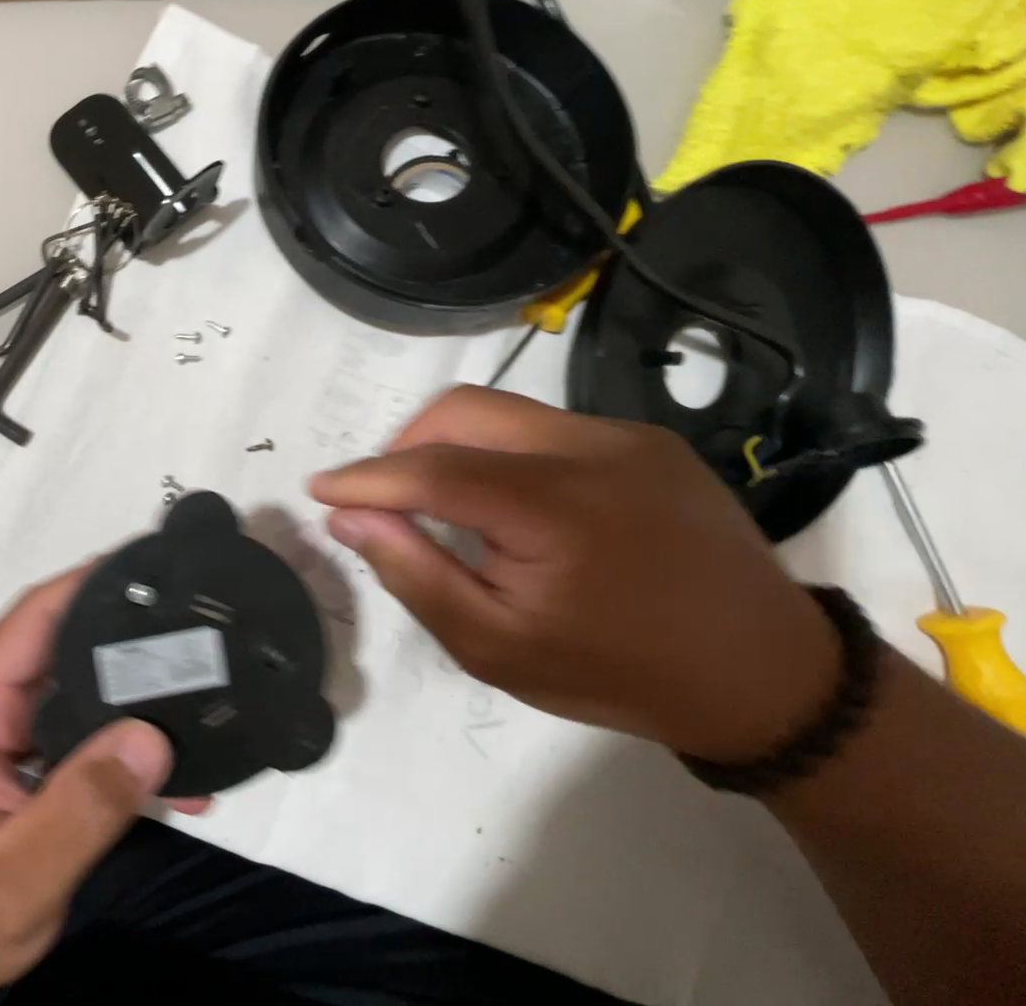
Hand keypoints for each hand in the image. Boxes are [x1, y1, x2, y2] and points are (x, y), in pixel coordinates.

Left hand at [0, 569, 200, 995]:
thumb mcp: (11, 879)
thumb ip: (80, 811)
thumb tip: (151, 738)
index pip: (35, 617)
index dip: (93, 582)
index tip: (159, 567)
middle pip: (64, 645)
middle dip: (131, 636)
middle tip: (208, 639)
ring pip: (76, 690)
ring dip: (133, 694)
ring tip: (208, 697)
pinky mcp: (12, 758)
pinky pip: (74, 731)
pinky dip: (119, 742)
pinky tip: (172, 770)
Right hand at [310, 386, 840, 761]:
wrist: (766, 674)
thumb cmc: (614, 672)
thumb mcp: (494, 647)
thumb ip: (414, 574)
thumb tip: (348, 519)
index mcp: (555, 508)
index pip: (431, 468)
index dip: (365, 477)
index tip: (318, 491)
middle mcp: (592, 450)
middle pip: (463, 410)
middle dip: (402, 446)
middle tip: (382, 500)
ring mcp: (628, 438)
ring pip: (504, 412)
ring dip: (450, 446)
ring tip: (440, 504)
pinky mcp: (649, 442)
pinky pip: (546, 427)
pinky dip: (500, 452)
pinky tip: (508, 505)